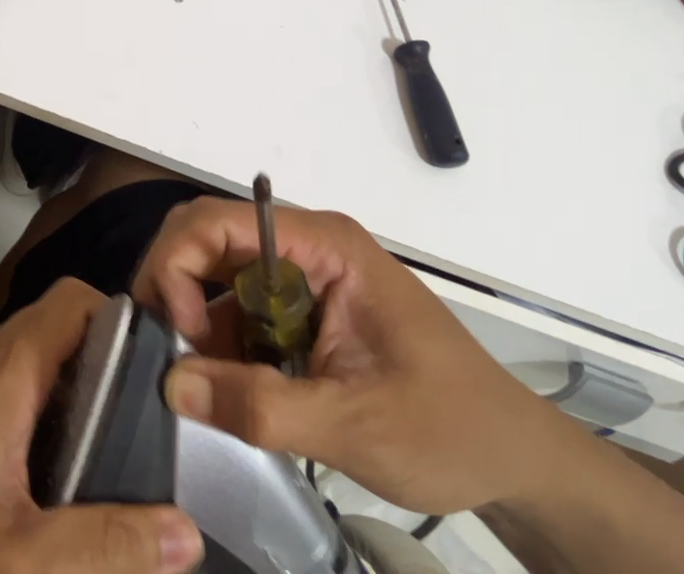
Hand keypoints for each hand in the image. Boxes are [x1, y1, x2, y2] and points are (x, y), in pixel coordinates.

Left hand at [0, 278, 203, 573]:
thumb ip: (106, 544)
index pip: (73, 301)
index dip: (124, 320)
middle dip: (105, 365)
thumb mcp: (18, 564)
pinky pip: (0, 390)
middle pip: (56, 329)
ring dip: (70, 393)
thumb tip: (183, 531)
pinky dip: (34, 413)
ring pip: (28, 362)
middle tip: (143, 423)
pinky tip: (42, 477)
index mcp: (1, 378)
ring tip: (104, 453)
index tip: (160, 370)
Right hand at [132, 197, 588, 514]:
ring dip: (193, 326)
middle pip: (205, 242)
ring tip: (205, 387)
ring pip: (213, 279)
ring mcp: (302, 281)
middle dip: (175, 292)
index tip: (180, 337)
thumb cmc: (452, 430)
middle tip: (173, 356)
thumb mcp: (356, 423)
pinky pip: (234, 314)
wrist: (514, 461)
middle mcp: (306, 250)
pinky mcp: (299, 315)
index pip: (215, 222)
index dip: (179, 268)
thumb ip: (262, 406)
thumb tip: (170, 383)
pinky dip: (215, 347)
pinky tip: (229, 390)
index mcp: (325, 247)